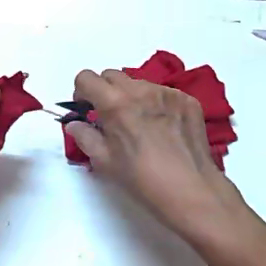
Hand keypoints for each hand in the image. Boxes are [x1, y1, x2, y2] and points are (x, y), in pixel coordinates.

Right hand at [65, 70, 240, 239]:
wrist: (190, 189)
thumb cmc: (142, 179)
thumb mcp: (105, 161)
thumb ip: (85, 136)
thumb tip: (74, 123)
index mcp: (115, 103)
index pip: (86, 78)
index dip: (81, 92)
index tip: (86, 108)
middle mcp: (141, 89)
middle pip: (112, 75)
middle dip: (105, 91)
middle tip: (110, 116)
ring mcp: (167, 92)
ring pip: (139, 83)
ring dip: (132, 96)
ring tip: (140, 124)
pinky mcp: (187, 99)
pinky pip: (164, 93)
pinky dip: (156, 104)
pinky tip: (162, 128)